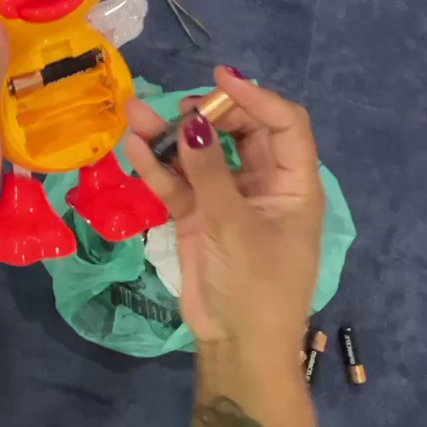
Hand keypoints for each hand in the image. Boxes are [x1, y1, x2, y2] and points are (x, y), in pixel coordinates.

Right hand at [120, 67, 325, 356]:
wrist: (236, 346)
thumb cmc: (256, 286)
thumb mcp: (236, 226)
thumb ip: (210, 173)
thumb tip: (191, 123)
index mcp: (293, 185)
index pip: (283, 125)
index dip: (255, 98)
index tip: (219, 80)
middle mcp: (262, 185)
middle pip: (239, 133)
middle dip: (208, 115)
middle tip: (179, 108)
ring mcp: (226, 199)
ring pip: (200, 156)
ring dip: (170, 137)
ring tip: (136, 115)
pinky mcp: (197, 216)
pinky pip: (177, 183)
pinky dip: (157, 168)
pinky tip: (133, 148)